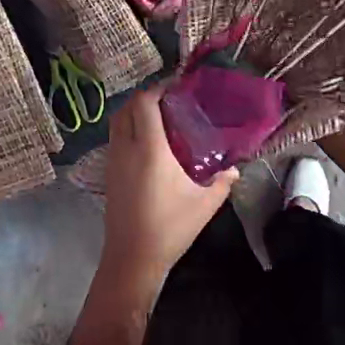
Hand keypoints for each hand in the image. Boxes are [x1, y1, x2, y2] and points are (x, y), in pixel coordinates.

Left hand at [99, 85, 237, 290]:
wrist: (132, 259)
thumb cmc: (169, 228)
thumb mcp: (204, 205)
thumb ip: (222, 182)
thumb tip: (235, 168)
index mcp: (149, 148)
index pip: (145, 103)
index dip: (159, 88)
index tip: (177, 86)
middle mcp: (126, 147)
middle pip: (128, 107)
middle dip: (146, 96)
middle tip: (170, 98)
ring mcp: (113, 160)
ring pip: (117, 121)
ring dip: (134, 111)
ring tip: (159, 116)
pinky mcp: (109, 173)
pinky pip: (115, 137)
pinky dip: (128, 128)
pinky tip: (148, 142)